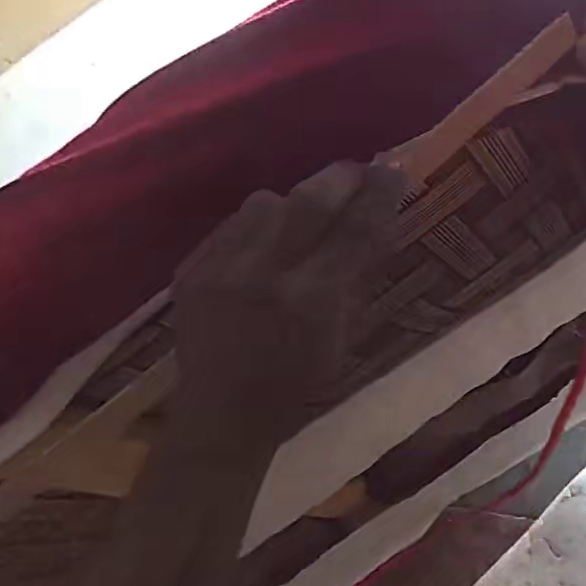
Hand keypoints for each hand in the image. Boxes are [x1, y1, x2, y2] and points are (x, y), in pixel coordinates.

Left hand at [171, 162, 405, 450]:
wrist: (222, 414)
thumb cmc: (300, 383)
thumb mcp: (345, 336)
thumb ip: (358, 279)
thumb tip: (379, 225)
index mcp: (313, 300)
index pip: (356, 231)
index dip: (380, 196)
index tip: (395, 173)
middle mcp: (264, 275)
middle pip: (310, 202)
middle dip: (341, 178)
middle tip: (360, 171)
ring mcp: (220, 269)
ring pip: (267, 202)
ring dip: (297, 200)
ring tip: (310, 212)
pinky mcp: (190, 269)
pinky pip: (234, 222)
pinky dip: (260, 221)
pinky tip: (271, 236)